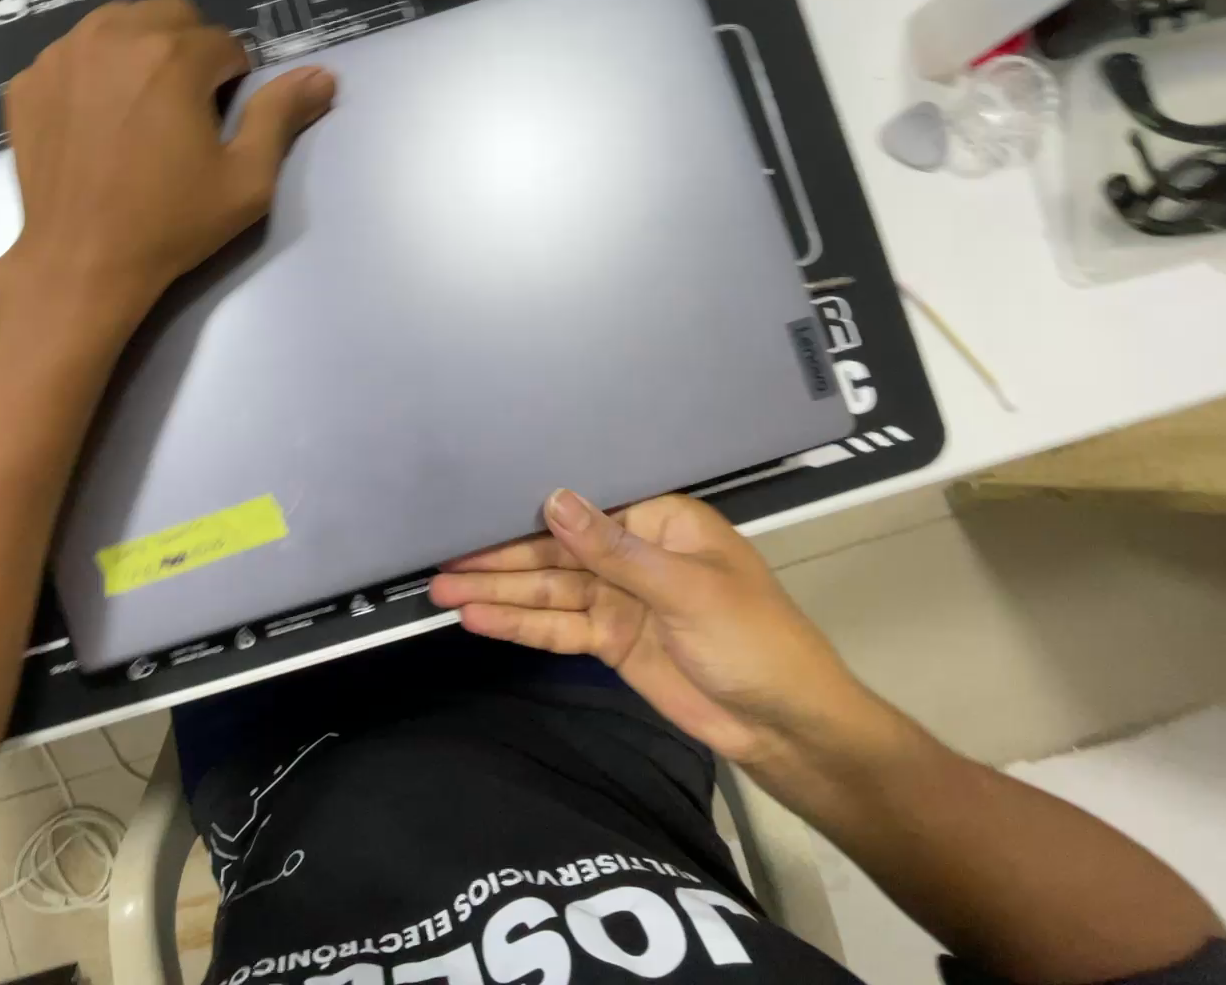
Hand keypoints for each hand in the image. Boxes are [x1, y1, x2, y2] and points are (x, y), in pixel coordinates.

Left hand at [0, 0, 336, 322]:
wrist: (84, 262)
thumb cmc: (173, 225)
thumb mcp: (246, 180)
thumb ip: (281, 117)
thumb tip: (324, 75)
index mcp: (174, 55)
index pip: (224, 42)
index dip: (233, 82)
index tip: (222, 123)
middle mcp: (114, 34)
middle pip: (170, 16)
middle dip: (189, 52)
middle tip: (186, 112)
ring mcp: (62, 54)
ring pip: (117, 25)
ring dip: (141, 54)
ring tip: (143, 113)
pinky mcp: (28, 80)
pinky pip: (73, 55)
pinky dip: (93, 75)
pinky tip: (98, 125)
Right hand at [429, 490, 890, 767]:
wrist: (784, 725)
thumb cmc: (753, 639)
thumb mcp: (684, 588)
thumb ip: (612, 548)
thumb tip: (555, 500)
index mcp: (658, 524)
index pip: (580, 512)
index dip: (524, 517)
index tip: (472, 516)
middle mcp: (631, 555)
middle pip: (554, 555)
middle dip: (498, 563)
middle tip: (441, 566)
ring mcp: (618, 600)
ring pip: (547, 592)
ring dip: (498, 595)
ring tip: (442, 594)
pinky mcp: (609, 640)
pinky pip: (557, 628)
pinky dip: (520, 625)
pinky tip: (478, 620)